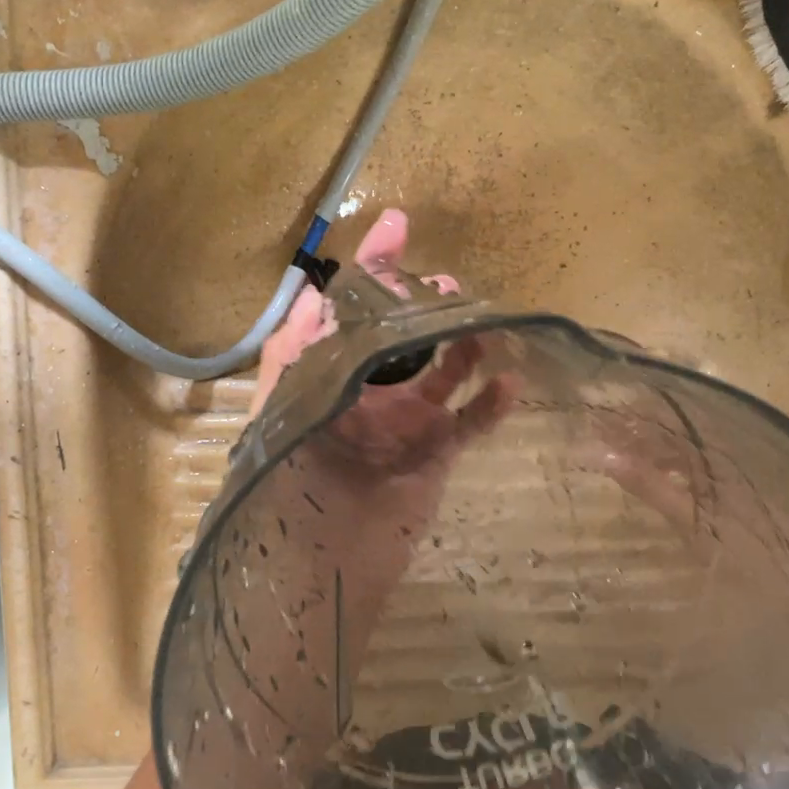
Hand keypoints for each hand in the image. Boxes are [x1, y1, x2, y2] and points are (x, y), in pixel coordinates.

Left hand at [245, 209, 515, 671]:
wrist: (320, 563)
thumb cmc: (289, 482)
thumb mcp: (277, 409)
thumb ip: (294, 351)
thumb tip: (317, 294)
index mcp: (324, 379)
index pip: (350, 312)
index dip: (371, 270)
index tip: (399, 226)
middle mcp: (365, 396)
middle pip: (402, 337)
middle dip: (424, 304)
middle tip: (447, 282)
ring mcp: (405, 425)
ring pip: (444, 372)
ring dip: (464, 342)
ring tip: (481, 320)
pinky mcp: (436, 455)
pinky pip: (472, 422)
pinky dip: (494, 401)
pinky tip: (511, 379)